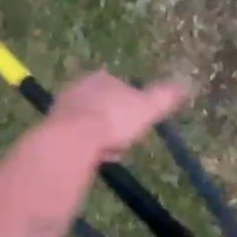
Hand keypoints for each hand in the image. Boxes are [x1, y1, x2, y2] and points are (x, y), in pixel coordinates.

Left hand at [47, 71, 188, 161]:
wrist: (75, 138)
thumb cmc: (115, 119)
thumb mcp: (148, 107)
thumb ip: (165, 96)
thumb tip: (184, 86)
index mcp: (100, 78)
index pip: (120, 89)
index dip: (132, 108)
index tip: (138, 124)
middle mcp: (77, 87)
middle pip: (104, 108)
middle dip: (116, 126)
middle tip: (124, 142)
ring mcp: (62, 107)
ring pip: (91, 125)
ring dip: (103, 139)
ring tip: (111, 153)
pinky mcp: (52, 127)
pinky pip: (77, 138)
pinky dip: (88, 148)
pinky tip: (95, 158)